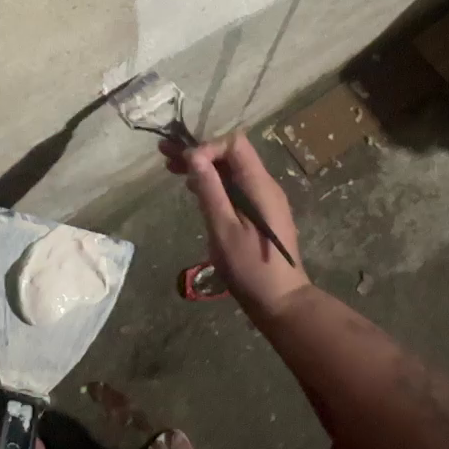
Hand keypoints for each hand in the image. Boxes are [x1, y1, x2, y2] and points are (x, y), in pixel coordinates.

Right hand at [162, 130, 311, 317]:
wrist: (282, 304)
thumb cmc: (251, 268)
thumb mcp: (224, 229)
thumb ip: (210, 190)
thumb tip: (194, 155)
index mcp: (260, 185)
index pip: (235, 145)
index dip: (208, 147)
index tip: (186, 164)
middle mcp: (264, 185)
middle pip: (231, 155)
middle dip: (199, 152)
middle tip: (166, 154)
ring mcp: (263, 199)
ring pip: (231, 171)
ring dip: (203, 167)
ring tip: (171, 168)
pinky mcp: (259, 213)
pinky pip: (235, 186)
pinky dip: (213, 183)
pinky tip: (192, 188)